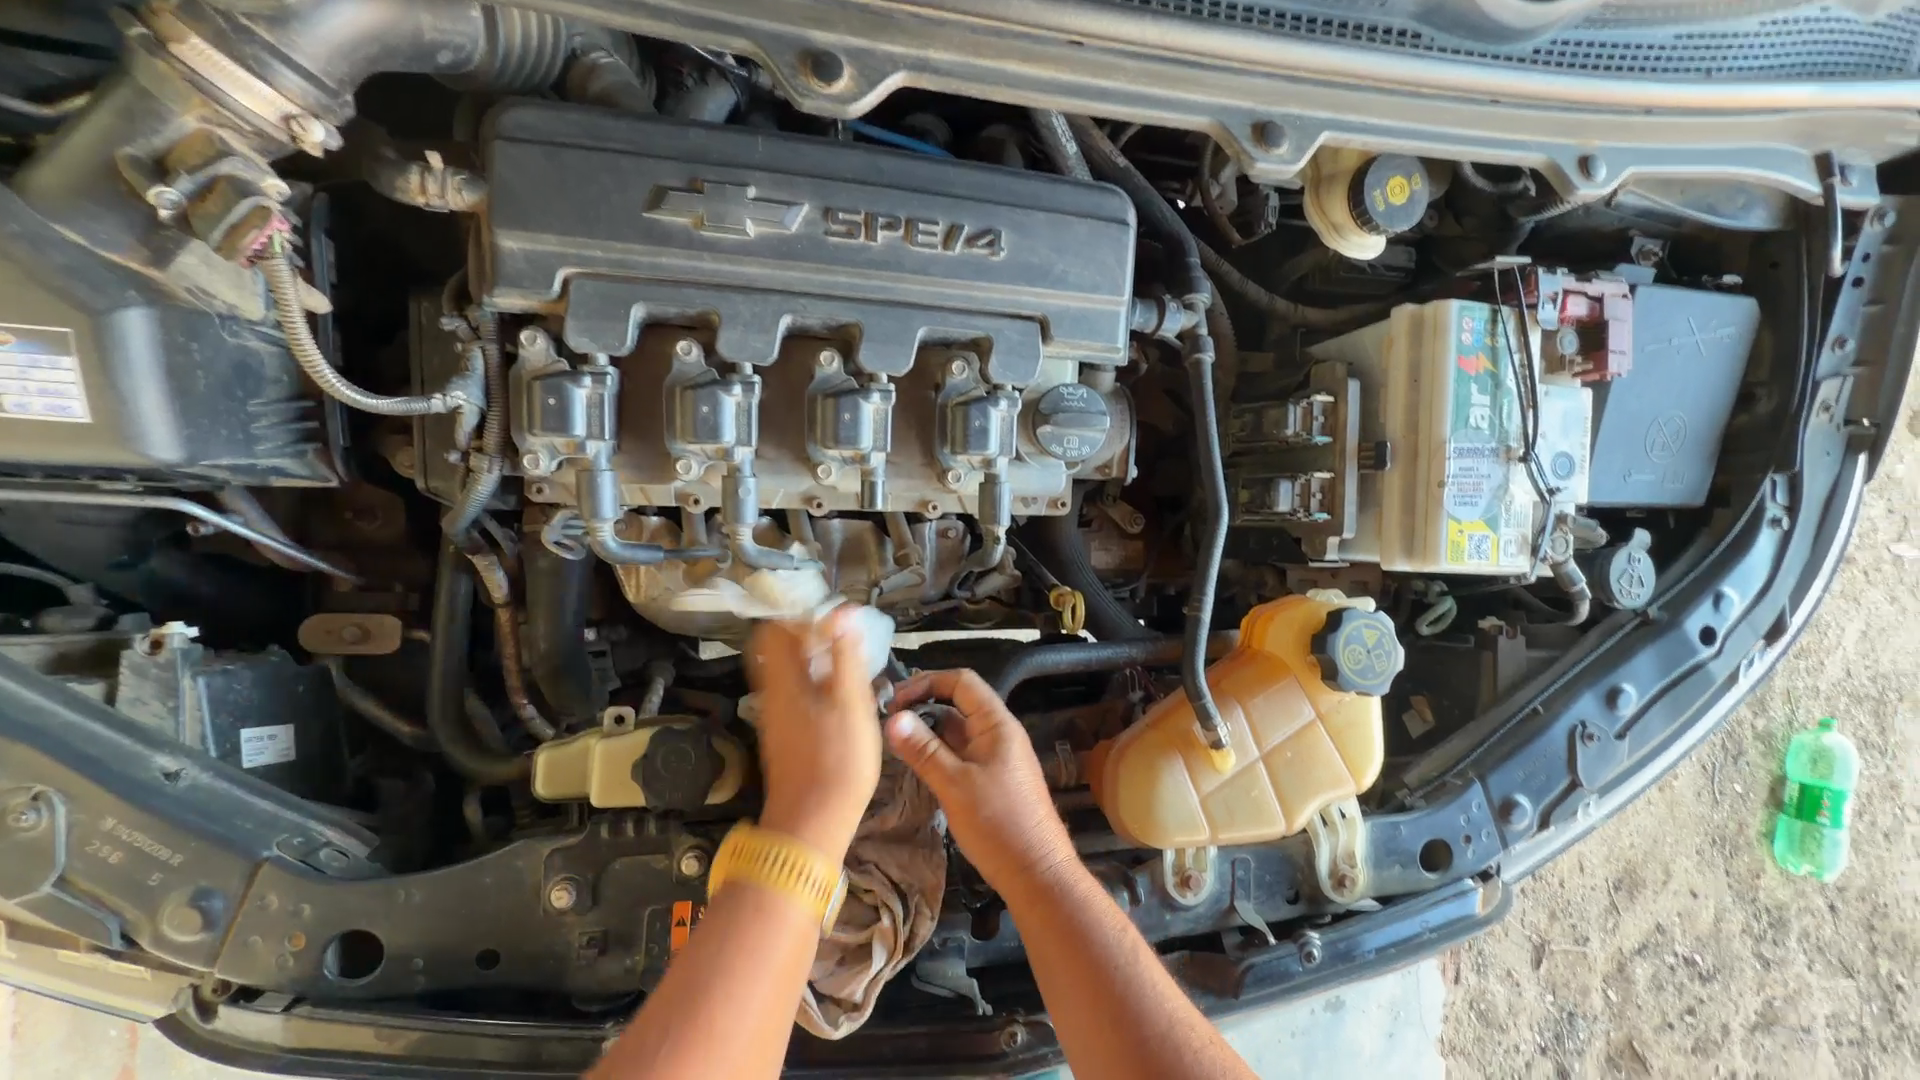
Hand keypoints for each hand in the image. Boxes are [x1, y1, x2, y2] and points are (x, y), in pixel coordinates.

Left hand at [745, 610, 881, 858]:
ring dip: (813, 659)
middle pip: (777, 648)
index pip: (775, 628)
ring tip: (847, 663)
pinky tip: (841, 694)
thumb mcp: (850, 703)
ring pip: (786, 670)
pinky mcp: (784, 734)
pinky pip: (793, 692)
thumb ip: (845, 656)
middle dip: (808, 635)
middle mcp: (770, 693)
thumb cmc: (837, 761)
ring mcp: (775, 715)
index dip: (803, 615)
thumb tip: (841, 613)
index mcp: (781, 680)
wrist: (812, 823)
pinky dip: (813, 682)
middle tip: (842, 637)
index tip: (836, 617)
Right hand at [884, 669, 1077, 898]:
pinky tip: (916, 764)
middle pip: (958, 703)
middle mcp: (999, 733)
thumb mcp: (954, 785)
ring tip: (894, 740)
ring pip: (958, 730)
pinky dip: (938, 752)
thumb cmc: (998, 824)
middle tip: (887, 719)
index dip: (926, 682)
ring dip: (928, 730)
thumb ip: (923, 750)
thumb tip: (892, 718)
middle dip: (923, 705)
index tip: (894, 700)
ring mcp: (997, 757)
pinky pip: (961, 753)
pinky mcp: (992, 779)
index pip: (961, 682)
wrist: (1037, 874)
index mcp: (997, 724)